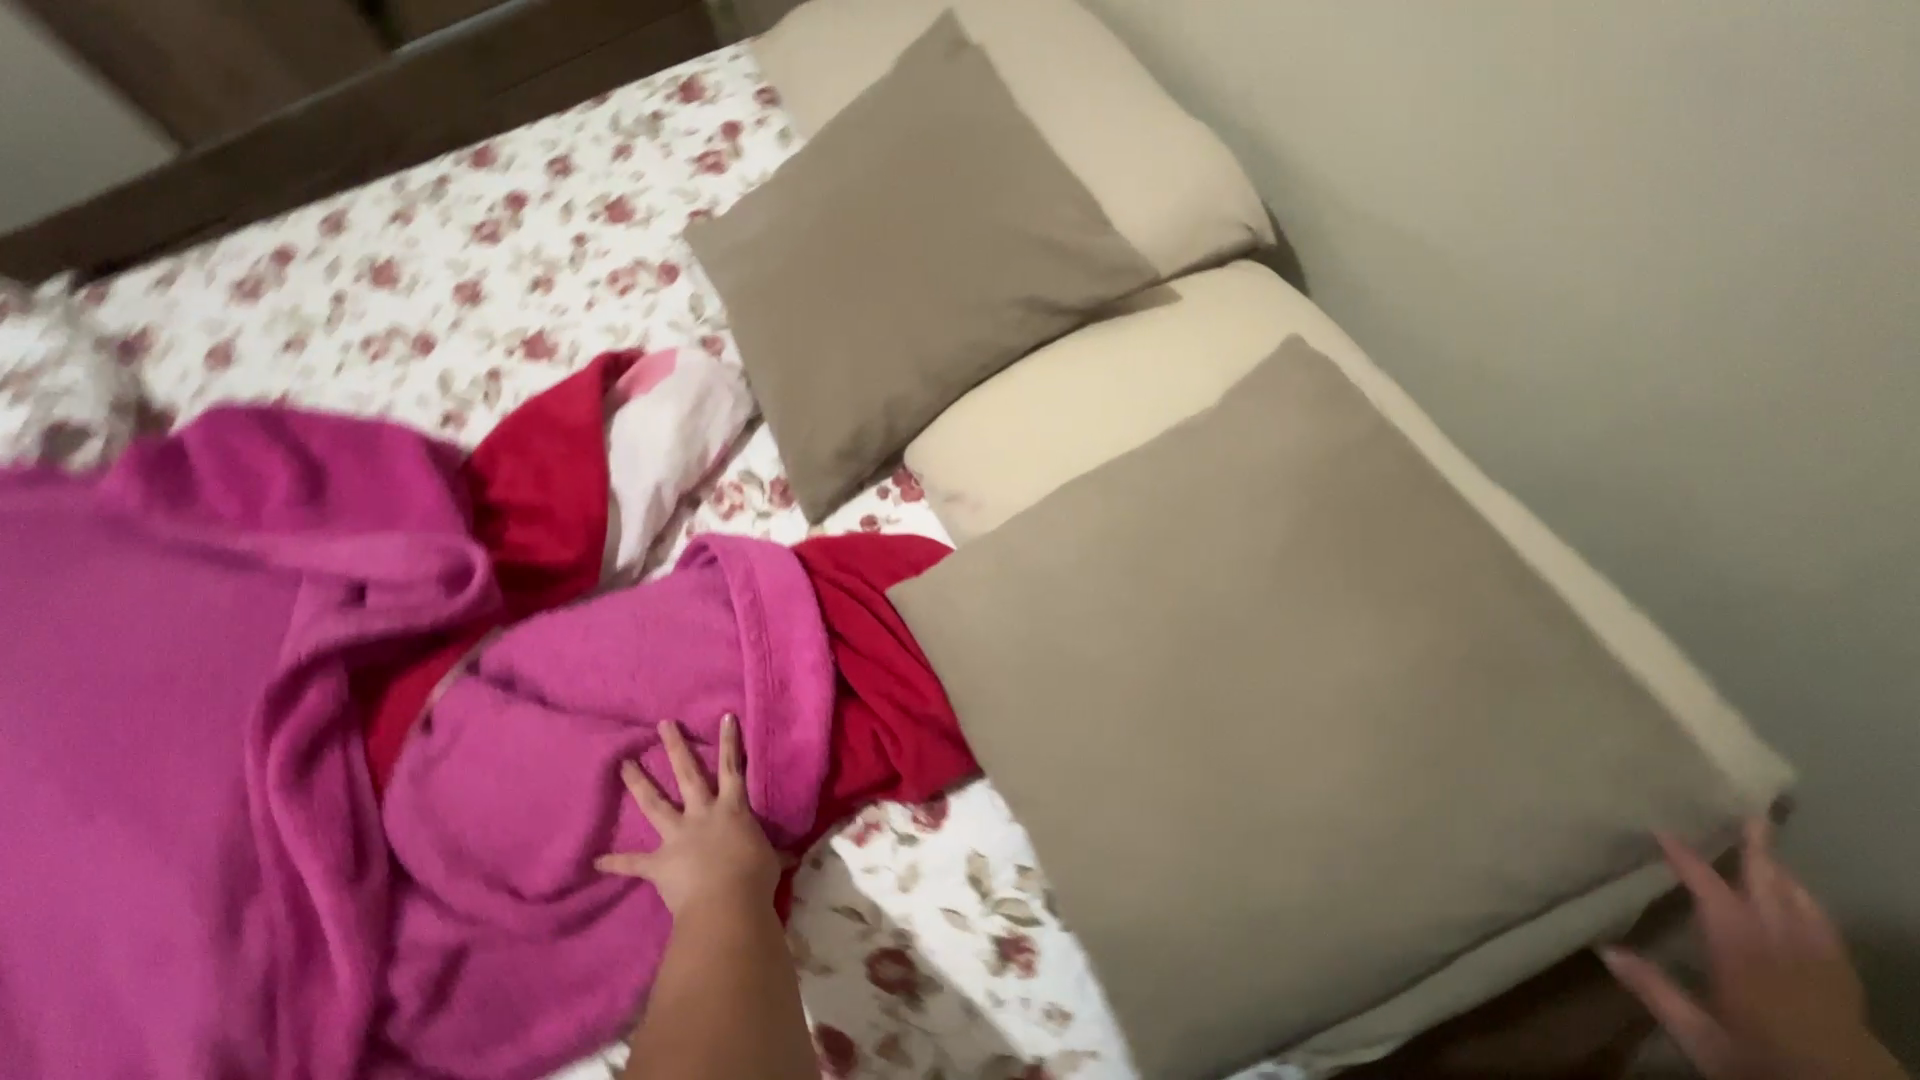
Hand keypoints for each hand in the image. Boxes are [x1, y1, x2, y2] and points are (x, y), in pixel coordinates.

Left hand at [596, 715, 779, 916]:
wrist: (727, 903)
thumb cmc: (755, 877)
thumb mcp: (772, 861)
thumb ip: (777, 855)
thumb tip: (795, 857)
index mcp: (732, 810)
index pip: (732, 768)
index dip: (730, 742)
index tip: (724, 717)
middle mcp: (703, 815)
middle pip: (688, 774)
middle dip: (675, 747)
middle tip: (663, 724)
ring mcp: (678, 836)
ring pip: (655, 804)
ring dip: (639, 784)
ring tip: (623, 764)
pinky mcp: (659, 863)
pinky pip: (634, 863)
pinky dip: (616, 863)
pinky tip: (596, 862)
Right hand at [1601, 818, 1905, 1079]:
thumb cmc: (1763, 1061)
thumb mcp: (1701, 1037)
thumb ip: (1657, 992)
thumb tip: (1605, 950)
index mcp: (1741, 953)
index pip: (1711, 893)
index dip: (1687, 860)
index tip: (1663, 831)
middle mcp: (1781, 944)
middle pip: (1768, 887)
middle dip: (1756, 850)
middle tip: (1748, 813)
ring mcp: (1818, 957)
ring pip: (1799, 900)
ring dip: (1780, 869)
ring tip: (1765, 846)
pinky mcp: (1841, 973)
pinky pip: (1823, 922)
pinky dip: (1807, 899)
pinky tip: (1800, 896)